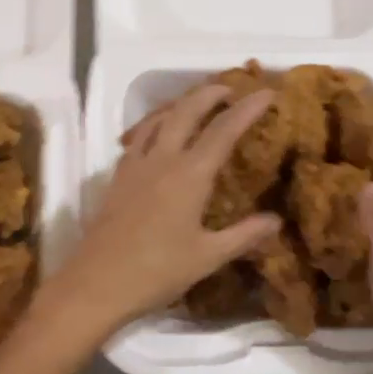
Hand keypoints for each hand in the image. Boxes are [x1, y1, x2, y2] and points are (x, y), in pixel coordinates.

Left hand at [45, 85, 281, 333]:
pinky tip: (158, 136)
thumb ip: (243, 235)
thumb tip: (275, 221)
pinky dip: (154, 125)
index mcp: (189, 175)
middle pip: (186, 112)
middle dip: (210, 94)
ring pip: (158, 120)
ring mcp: (134, 166)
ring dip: (180, 105)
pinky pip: (138, 138)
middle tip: (230, 89)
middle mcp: (161, 160)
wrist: (97, 283)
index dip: (247, 109)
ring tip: (196, 103)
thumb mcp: (208, 257)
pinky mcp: (117, 178)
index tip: (267, 94)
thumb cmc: (157, 272)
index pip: (223, 130)